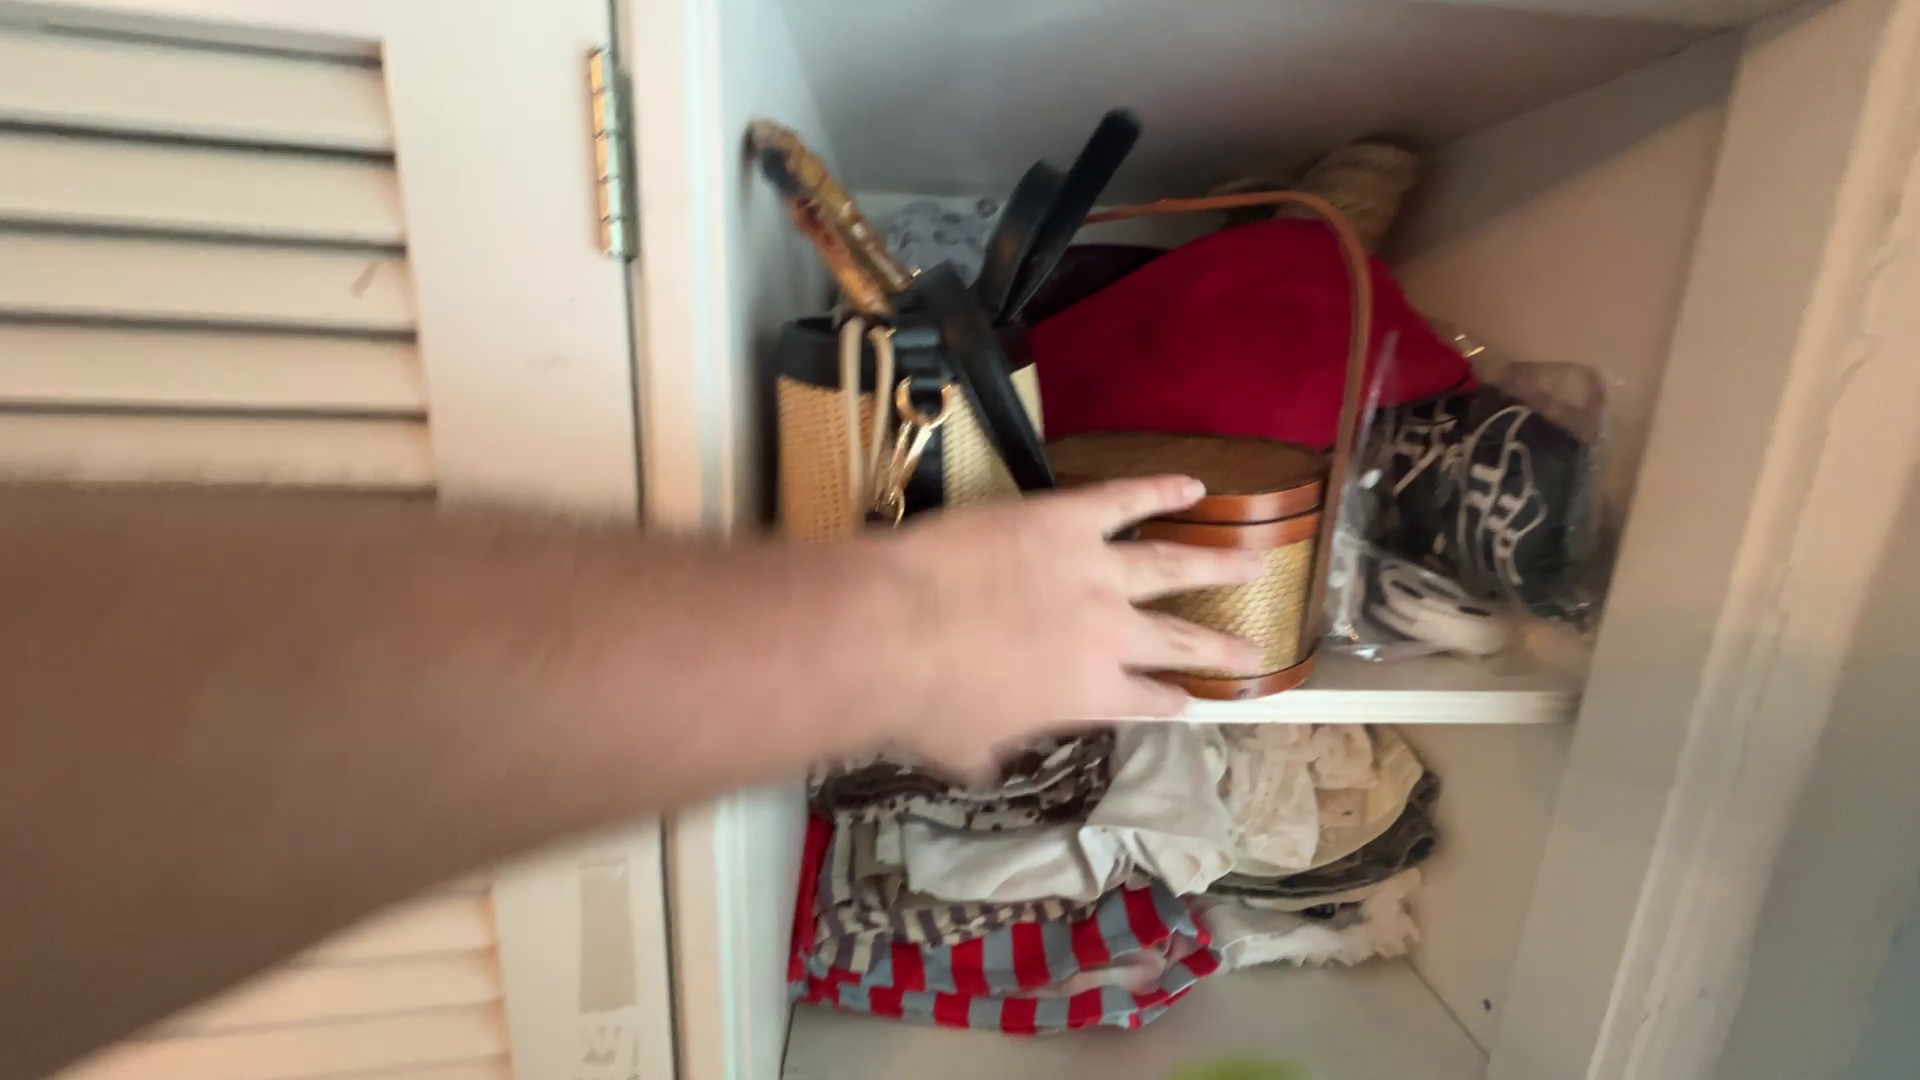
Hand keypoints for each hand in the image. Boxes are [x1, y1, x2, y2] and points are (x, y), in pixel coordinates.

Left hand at [874, 475, 1264, 773]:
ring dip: (1217, 563)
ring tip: (1256, 561)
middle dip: (1221, 648)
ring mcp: (1093, 571)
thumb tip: (988, 758)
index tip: (1192, 699)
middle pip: (1180, 641)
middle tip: (1255, 650)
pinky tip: (1192, 485)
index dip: (1170, 700)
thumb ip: (994, 747)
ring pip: (1173, 564)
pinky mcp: (1066, 519)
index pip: (1146, 701)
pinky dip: (1160, 490)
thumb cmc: (925, 699)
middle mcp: (1108, 635)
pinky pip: (1124, 499)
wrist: (896, 628)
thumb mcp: (967, 743)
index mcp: (1088, 693)